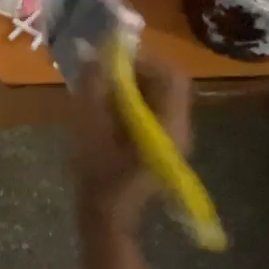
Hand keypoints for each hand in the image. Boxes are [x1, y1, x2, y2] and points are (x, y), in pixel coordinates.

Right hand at [69, 50, 190, 228]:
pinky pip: (150, 104)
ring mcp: (171, 135)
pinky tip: (104, 101)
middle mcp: (178, 127)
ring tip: (99, 81)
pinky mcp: (158, 140)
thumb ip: (94, 87)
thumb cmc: (98, 175)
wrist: (106, 217)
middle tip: (102, 65)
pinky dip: (130, 94)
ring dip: (131, 79)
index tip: (112, 55)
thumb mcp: (90, 128)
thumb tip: (92, 51)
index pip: (172, 76)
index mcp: (169, 126)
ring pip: (158, 91)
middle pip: (167, 81)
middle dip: (136, 66)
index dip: (144, 58)